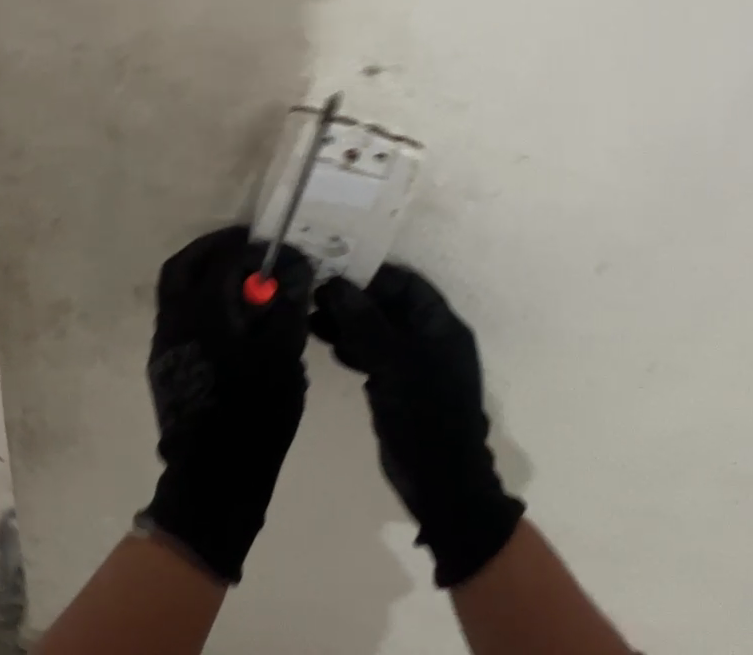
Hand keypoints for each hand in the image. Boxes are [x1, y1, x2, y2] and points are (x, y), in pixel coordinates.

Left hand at [139, 226, 313, 583]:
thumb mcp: (283, 356)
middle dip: (212, 250)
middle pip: (183, 267)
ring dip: (205, 277)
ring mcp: (164, 347)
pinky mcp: (165, 368)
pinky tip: (234, 321)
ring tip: (244, 284)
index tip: (274, 248)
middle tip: (245, 248)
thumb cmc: (253, 414)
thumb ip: (287, 306)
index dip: (251, 248)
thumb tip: (293, 271)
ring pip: (176, 293)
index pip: (223, 259)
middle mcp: (173, 322)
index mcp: (200, 313)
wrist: (214, 479)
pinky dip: (203, 305)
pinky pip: (180, 319)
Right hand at [311, 265, 524, 586]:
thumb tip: (336, 284)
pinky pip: (374, 356)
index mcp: (441, 326)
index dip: (372, 275)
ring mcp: (414, 364)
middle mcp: (429, 338)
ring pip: (377, 331)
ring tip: (311, 319)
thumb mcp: (393, 362)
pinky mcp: (399, 386)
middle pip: (388, 306)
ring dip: (347, 324)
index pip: (406, 283)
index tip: (334, 271)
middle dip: (353, 300)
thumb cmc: (425, 414)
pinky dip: (352, 348)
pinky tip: (327, 345)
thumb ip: (365, 322)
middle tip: (314, 295)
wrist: (442, 482)